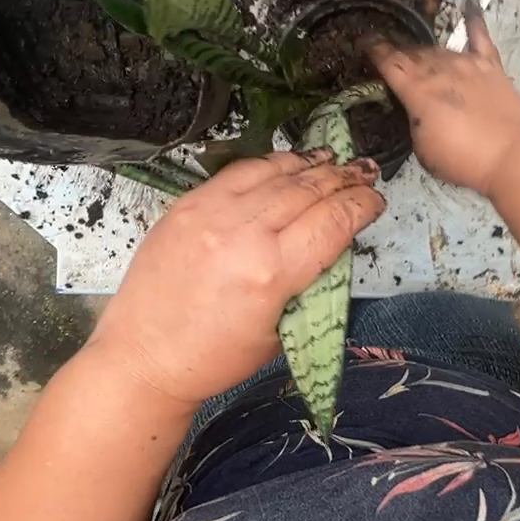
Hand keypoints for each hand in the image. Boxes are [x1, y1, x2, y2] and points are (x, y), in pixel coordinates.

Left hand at [86, 150, 385, 407]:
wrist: (144, 357)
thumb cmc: (214, 358)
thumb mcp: (280, 333)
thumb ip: (310, 285)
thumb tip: (333, 244)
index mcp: (269, 274)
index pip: (332, 222)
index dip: (362, 206)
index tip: (375, 202)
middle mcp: (240, 234)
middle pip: (307, 190)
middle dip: (343, 179)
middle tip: (364, 173)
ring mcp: (208, 213)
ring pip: (274, 173)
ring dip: (310, 166)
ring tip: (333, 162)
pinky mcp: (186, 205)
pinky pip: (238, 173)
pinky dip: (270, 166)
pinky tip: (288, 165)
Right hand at [367, 0, 519, 196]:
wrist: (514, 154)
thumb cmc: (464, 159)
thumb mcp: (423, 149)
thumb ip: (415, 123)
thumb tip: (417, 110)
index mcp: (418, 90)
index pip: (390, 63)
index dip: (374, 51)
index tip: (363, 43)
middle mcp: (441, 70)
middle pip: (413, 54)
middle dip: (398, 54)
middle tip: (389, 57)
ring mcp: (468, 65)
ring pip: (439, 50)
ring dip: (425, 52)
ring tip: (416, 54)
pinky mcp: (491, 68)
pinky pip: (480, 37)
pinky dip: (473, 19)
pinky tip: (469, 3)